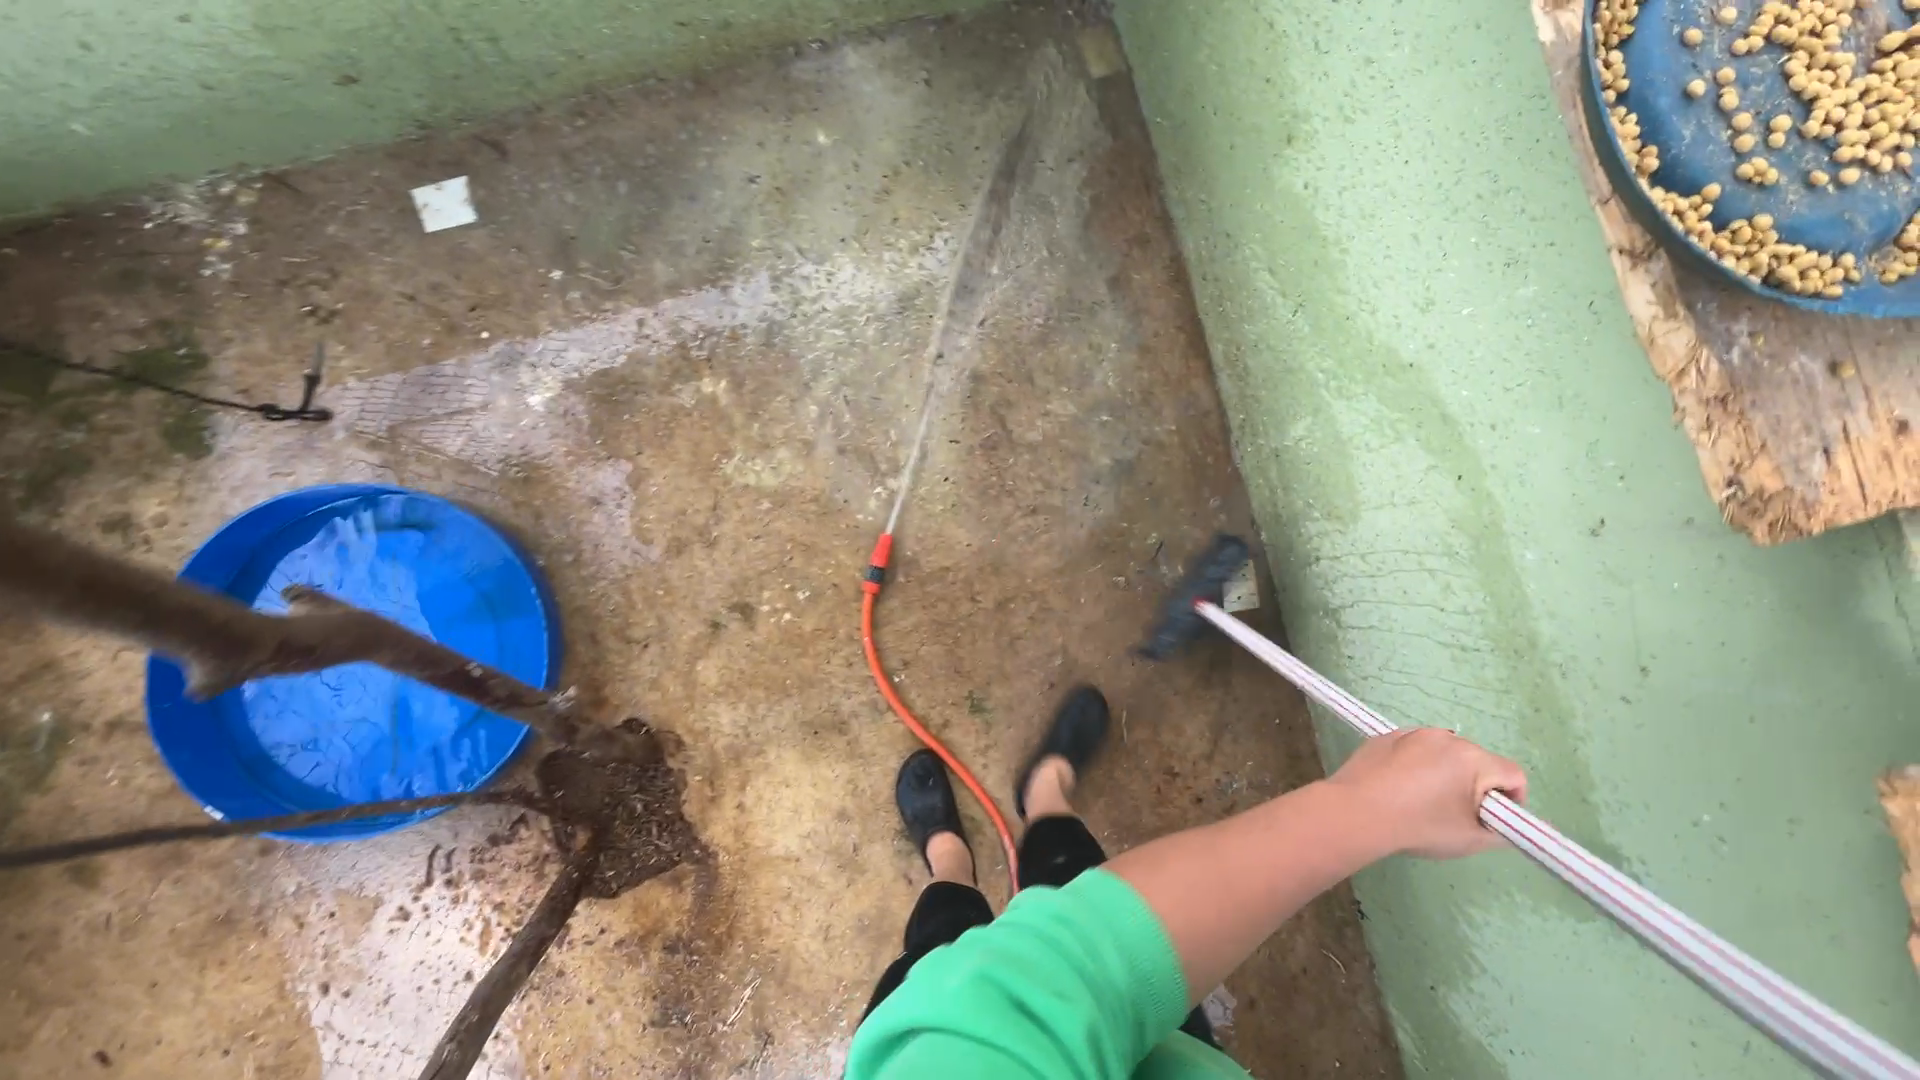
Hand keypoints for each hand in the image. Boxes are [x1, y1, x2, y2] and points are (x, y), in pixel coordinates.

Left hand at [1328, 728, 1527, 858]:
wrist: (1356, 811)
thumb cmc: (1419, 825)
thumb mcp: (1472, 839)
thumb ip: (1500, 829)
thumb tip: (1502, 821)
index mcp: (1472, 758)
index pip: (1513, 774)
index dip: (1511, 800)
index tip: (1492, 819)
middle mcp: (1444, 737)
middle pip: (1478, 761)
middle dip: (1475, 785)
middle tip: (1455, 812)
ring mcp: (1411, 733)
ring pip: (1443, 753)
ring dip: (1445, 771)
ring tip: (1423, 800)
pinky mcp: (1384, 736)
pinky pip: (1413, 749)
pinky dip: (1415, 764)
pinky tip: (1399, 786)